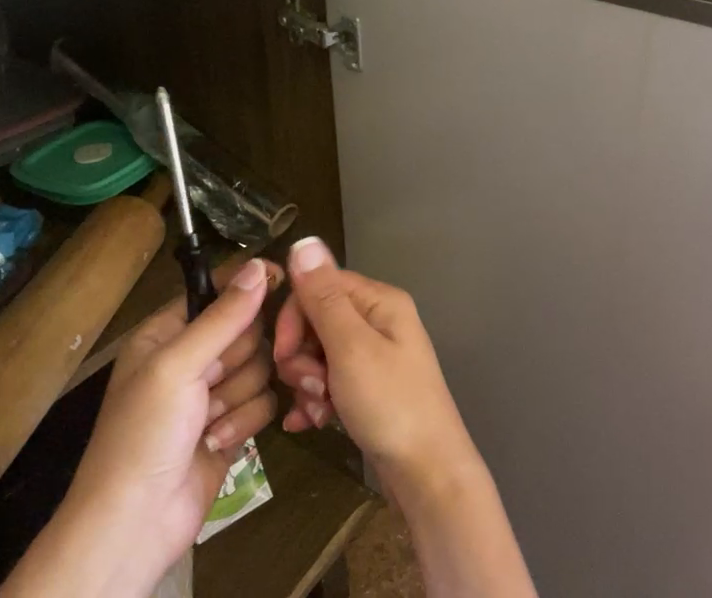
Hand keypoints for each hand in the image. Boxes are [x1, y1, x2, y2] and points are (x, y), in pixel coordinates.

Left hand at [56, 257, 280, 585]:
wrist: (136, 521)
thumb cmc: (143, 435)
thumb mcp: (177, 367)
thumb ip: (222, 317)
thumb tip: (260, 266)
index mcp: (165, 334)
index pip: (216, 291)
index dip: (246, 286)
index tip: (280, 279)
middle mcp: (191, 358)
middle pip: (248, 330)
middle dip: (238, 358)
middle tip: (212, 381)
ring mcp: (213, 393)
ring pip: (260, 366)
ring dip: (238, 396)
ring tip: (208, 422)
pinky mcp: (233, 423)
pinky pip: (265, 401)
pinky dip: (244, 421)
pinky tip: (218, 442)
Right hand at [272, 238, 476, 487]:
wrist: (426, 472)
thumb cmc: (390, 404)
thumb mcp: (351, 347)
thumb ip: (324, 297)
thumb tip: (303, 240)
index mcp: (380, 302)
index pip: (321, 285)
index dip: (295, 317)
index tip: (285, 354)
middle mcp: (380, 322)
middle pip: (317, 321)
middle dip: (302, 356)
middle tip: (311, 386)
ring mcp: (375, 357)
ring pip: (319, 356)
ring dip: (308, 383)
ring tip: (318, 410)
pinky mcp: (369, 389)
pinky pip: (329, 383)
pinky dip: (316, 401)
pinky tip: (311, 423)